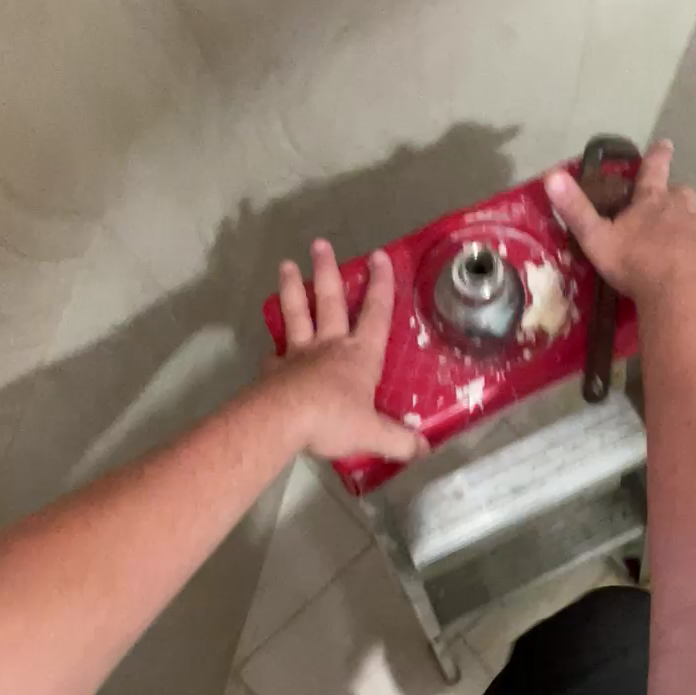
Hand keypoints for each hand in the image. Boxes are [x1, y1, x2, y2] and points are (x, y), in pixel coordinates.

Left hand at [265, 240, 426, 461]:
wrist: (282, 421)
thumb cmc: (333, 420)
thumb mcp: (374, 435)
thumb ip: (399, 441)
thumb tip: (424, 450)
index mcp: (360, 355)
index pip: (375, 313)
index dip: (381, 285)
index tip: (378, 255)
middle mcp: (330, 346)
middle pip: (330, 301)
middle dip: (327, 271)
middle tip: (319, 244)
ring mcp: (298, 355)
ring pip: (297, 314)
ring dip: (293, 288)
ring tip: (286, 265)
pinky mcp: (274, 370)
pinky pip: (275, 354)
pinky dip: (274, 348)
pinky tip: (271, 348)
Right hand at [545, 139, 695, 307]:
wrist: (684, 291)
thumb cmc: (636, 263)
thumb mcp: (596, 238)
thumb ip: (576, 210)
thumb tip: (551, 176)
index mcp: (651, 202)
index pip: (654, 170)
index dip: (657, 156)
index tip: (665, 144)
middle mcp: (681, 209)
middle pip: (682, 192)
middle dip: (675, 194)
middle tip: (668, 202)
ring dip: (692, 220)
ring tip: (684, 233)